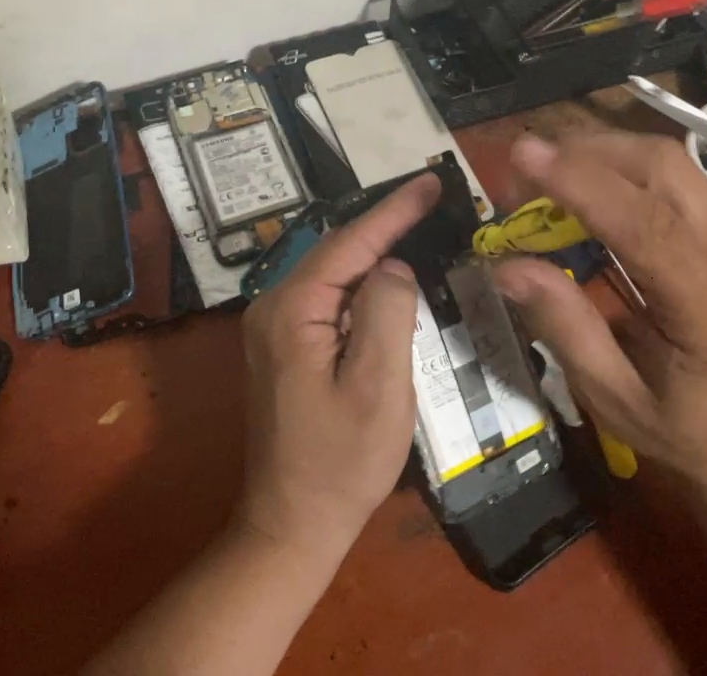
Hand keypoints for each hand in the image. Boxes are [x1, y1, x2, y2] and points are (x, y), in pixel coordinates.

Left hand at [234, 174, 440, 560]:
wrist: (292, 524)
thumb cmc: (341, 462)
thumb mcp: (378, 387)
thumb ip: (388, 312)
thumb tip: (393, 266)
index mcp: (292, 311)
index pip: (350, 243)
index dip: (394, 210)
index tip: (431, 181)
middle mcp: (274, 309)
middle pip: (338, 252)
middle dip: (386, 226)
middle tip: (433, 201)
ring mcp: (275, 329)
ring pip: (334, 275)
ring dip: (375, 255)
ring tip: (420, 230)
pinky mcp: (284, 349)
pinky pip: (329, 302)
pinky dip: (362, 288)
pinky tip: (391, 283)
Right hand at [491, 131, 706, 488]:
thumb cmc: (682, 431)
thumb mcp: (613, 399)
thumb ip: (566, 329)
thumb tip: (507, 266)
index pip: (650, 228)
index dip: (585, 186)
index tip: (524, 158)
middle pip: (663, 168)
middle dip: (584, 154)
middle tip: (518, 179)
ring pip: (665, 159)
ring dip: (596, 154)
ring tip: (540, 182)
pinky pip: (667, 175)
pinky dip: (613, 167)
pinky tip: (577, 192)